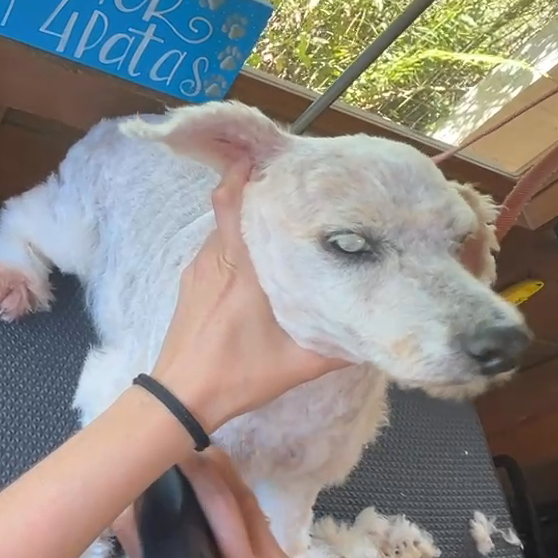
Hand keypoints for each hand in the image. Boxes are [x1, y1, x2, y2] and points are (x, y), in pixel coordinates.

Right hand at [114, 451, 296, 557]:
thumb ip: (143, 550)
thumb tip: (121, 504)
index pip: (228, 510)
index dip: (203, 475)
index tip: (177, 452)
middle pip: (245, 499)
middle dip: (214, 466)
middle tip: (183, 445)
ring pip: (253, 504)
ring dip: (224, 476)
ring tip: (195, 457)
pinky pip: (256, 518)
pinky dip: (232, 496)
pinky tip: (212, 483)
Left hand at [150, 162, 348, 430]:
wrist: (180, 397)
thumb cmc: (237, 375)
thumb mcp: (298, 364)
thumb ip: (341, 345)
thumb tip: (378, 329)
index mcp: (240, 266)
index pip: (232, 200)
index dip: (248, 172)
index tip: (278, 160)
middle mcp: (214, 257)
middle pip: (230, 207)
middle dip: (260, 192)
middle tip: (297, 191)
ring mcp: (196, 269)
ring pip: (222, 230)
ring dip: (247, 220)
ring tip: (283, 223)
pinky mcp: (189, 284)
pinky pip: (214, 249)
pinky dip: (234, 243)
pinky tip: (257, 260)